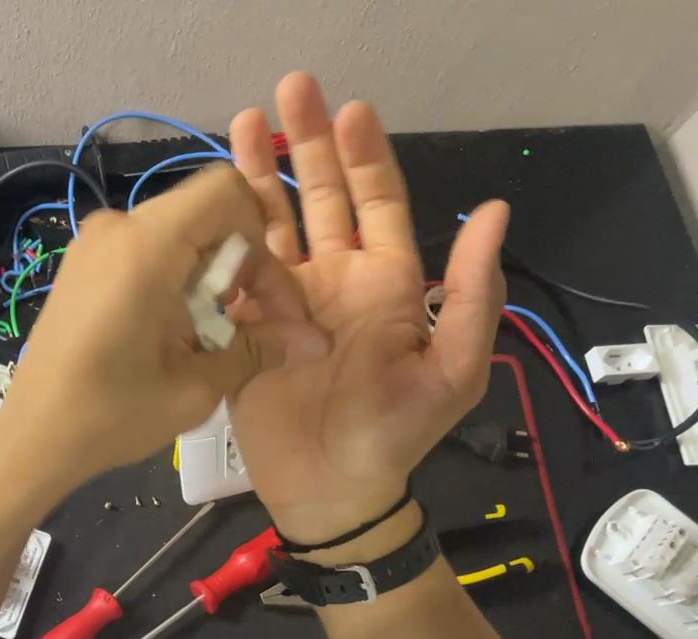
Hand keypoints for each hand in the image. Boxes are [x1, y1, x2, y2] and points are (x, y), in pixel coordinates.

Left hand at [0, 167, 325, 494]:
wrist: (33, 439)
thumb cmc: (112, 416)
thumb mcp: (196, 386)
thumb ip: (259, 349)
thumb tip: (320, 341)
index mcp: (146, 244)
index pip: (228, 191)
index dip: (262, 241)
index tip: (266, 303)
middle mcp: (116, 227)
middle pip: (204, 215)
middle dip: (240, 268)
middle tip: (249, 329)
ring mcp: (92, 245)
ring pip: (176, 236)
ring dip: (207, 280)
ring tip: (208, 339)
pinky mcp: (81, 266)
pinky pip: (144, 253)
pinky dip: (173, 282)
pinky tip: (171, 335)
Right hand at [226, 72, 508, 544]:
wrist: (328, 490)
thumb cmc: (392, 436)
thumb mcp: (452, 372)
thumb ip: (470, 296)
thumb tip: (492, 210)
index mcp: (386, 283)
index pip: (376, 204)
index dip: (364, 156)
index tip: (349, 110)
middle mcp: (334, 282)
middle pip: (320, 199)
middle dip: (306, 145)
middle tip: (290, 89)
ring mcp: (285, 305)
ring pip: (271, 229)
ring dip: (256, 180)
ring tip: (239, 128)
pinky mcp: (245, 331)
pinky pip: (233, 279)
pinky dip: (221, 243)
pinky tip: (206, 208)